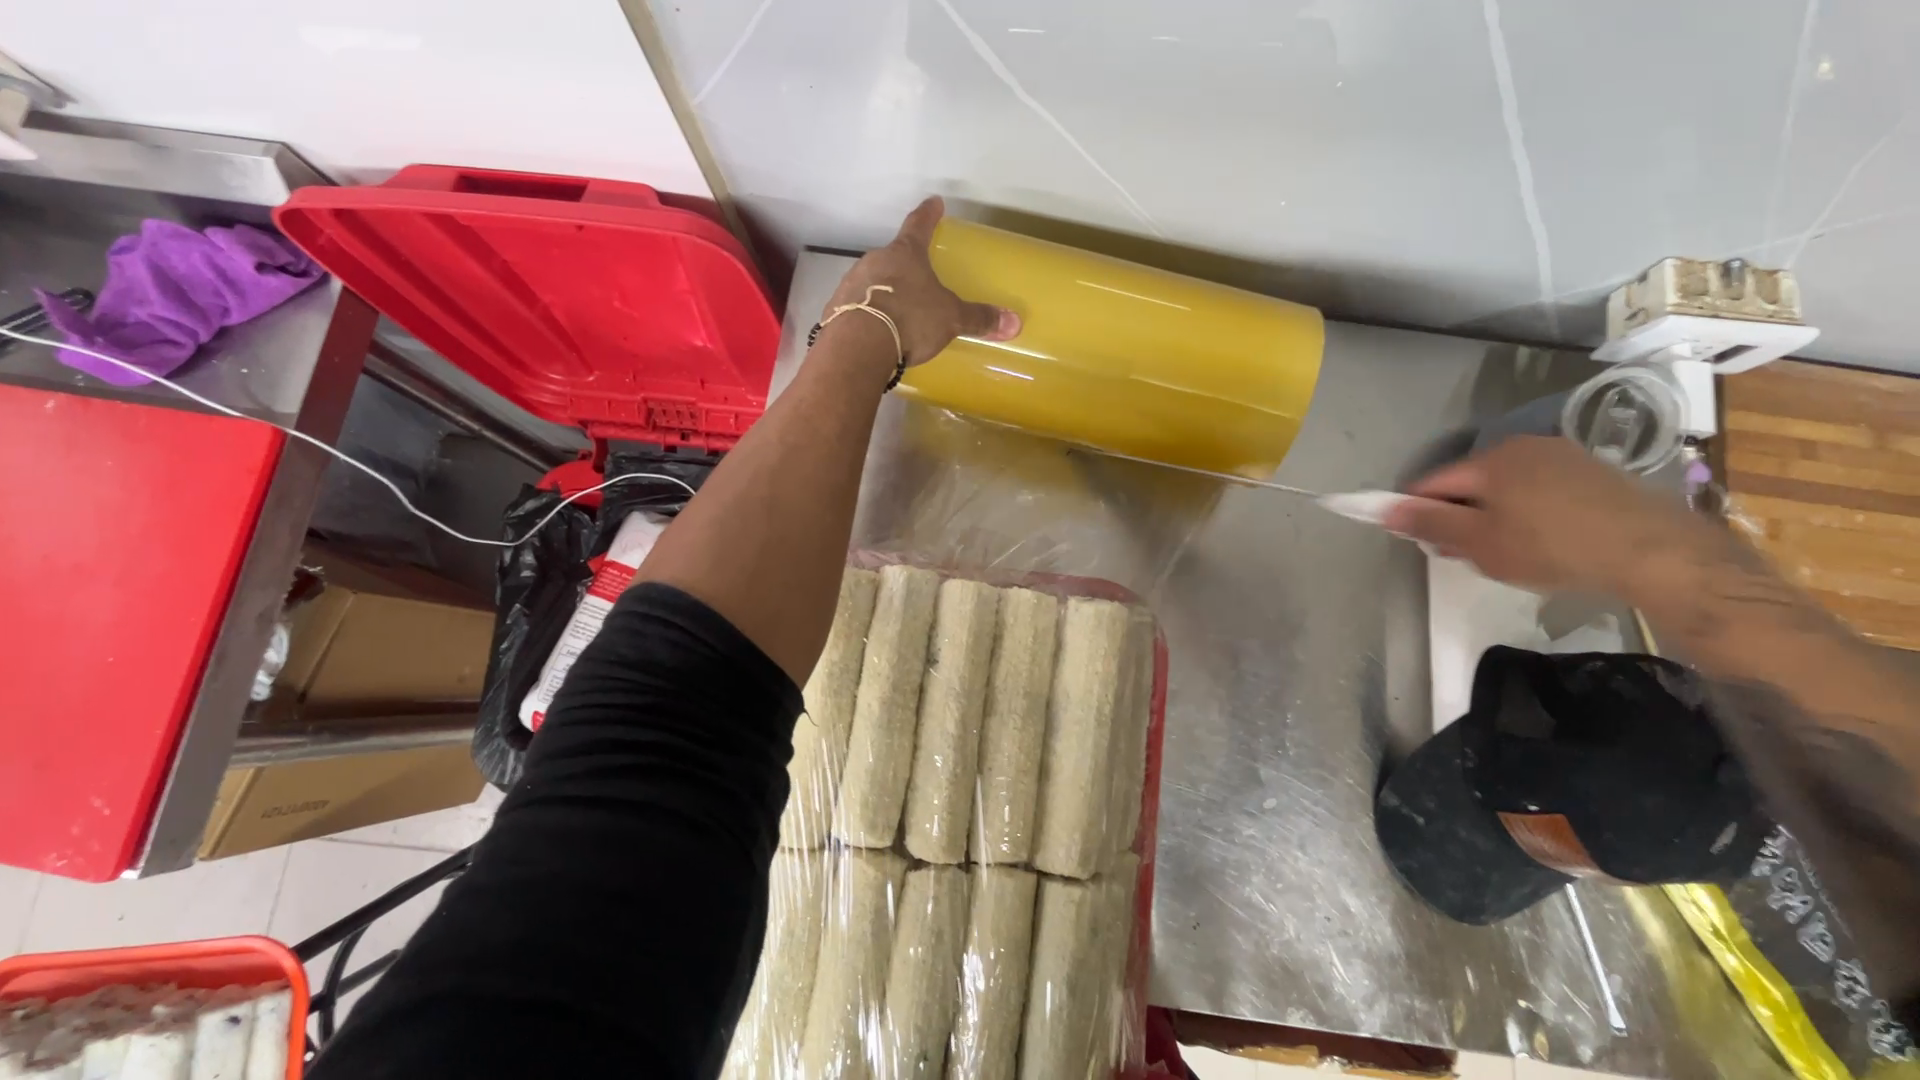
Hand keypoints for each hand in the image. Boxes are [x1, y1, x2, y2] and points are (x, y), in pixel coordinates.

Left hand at [822, 196, 1020, 365]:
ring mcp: (852, 284)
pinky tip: (874, 333)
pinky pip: (857, 308)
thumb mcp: (950, 319)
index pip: (919, 225)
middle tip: (916, 280)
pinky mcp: (836, 310)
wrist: (859, 346)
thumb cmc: (910, 319)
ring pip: (871, 283)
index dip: (928, 214)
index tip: (934, 202)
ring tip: (895, 314)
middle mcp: (875, 262)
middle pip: (892, 258)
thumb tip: (1013, 323)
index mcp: (905, 254)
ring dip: (883, 293)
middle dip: (903, 267)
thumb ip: (978, 318)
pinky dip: (867, 316)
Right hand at [1383, 435, 1712, 598]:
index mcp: (1491, 459)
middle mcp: (1524, 446)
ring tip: (1506, 553)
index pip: (1434, 482)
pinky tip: (1543, 542)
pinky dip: (1529, 512)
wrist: (1653, 552)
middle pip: (1471, 483)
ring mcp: (1563, 456)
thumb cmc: (1551, 547)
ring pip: (1507, 487)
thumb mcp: (1479, 542)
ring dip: (1495, 515)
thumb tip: (1383, 508)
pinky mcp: (1594, 472)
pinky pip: (1541, 490)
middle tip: (1465, 555)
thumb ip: (1429, 522)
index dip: (1418, 511)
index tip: (1420, 541)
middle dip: (1460, 515)